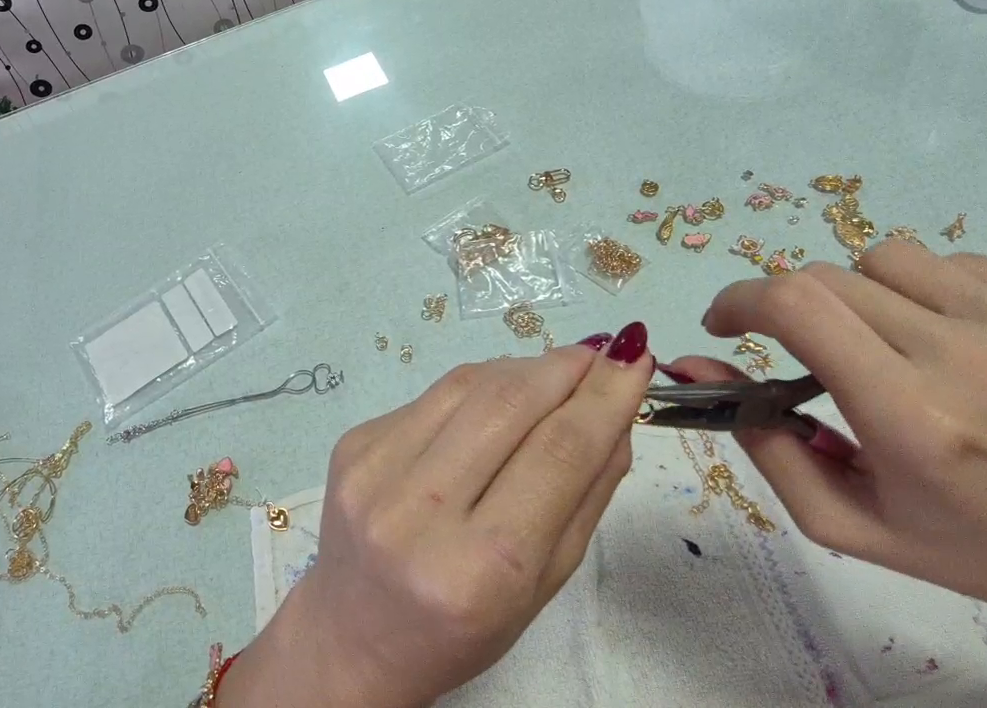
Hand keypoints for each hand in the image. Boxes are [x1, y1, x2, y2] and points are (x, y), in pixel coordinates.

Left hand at [214, 326, 653, 707]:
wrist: (355, 633)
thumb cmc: (464, 626)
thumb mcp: (543, 584)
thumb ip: (586, 496)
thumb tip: (617, 411)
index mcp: (481, 568)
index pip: (558, 455)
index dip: (604, 397)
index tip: (635, 356)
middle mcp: (418, 512)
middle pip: (506, 404)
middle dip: (562, 368)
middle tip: (599, 353)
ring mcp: (374, 470)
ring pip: (465, 385)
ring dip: (520, 369)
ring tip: (553, 373)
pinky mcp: (351, 443)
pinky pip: (429, 397)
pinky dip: (473, 388)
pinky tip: (493, 401)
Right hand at [676, 243, 986, 706]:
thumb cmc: (966, 548)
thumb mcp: (840, 517)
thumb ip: (757, 437)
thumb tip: (690, 363)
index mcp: (918, 422)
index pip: (797, 306)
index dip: (741, 300)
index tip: (725, 322)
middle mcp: (981, 363)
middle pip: (831, 277)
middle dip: (793, 305)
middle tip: (805, 348)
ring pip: (889, 258)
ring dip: (863, 294)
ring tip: (889, 345)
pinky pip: (960, 264)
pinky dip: (929, 294)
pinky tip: (953, 345)